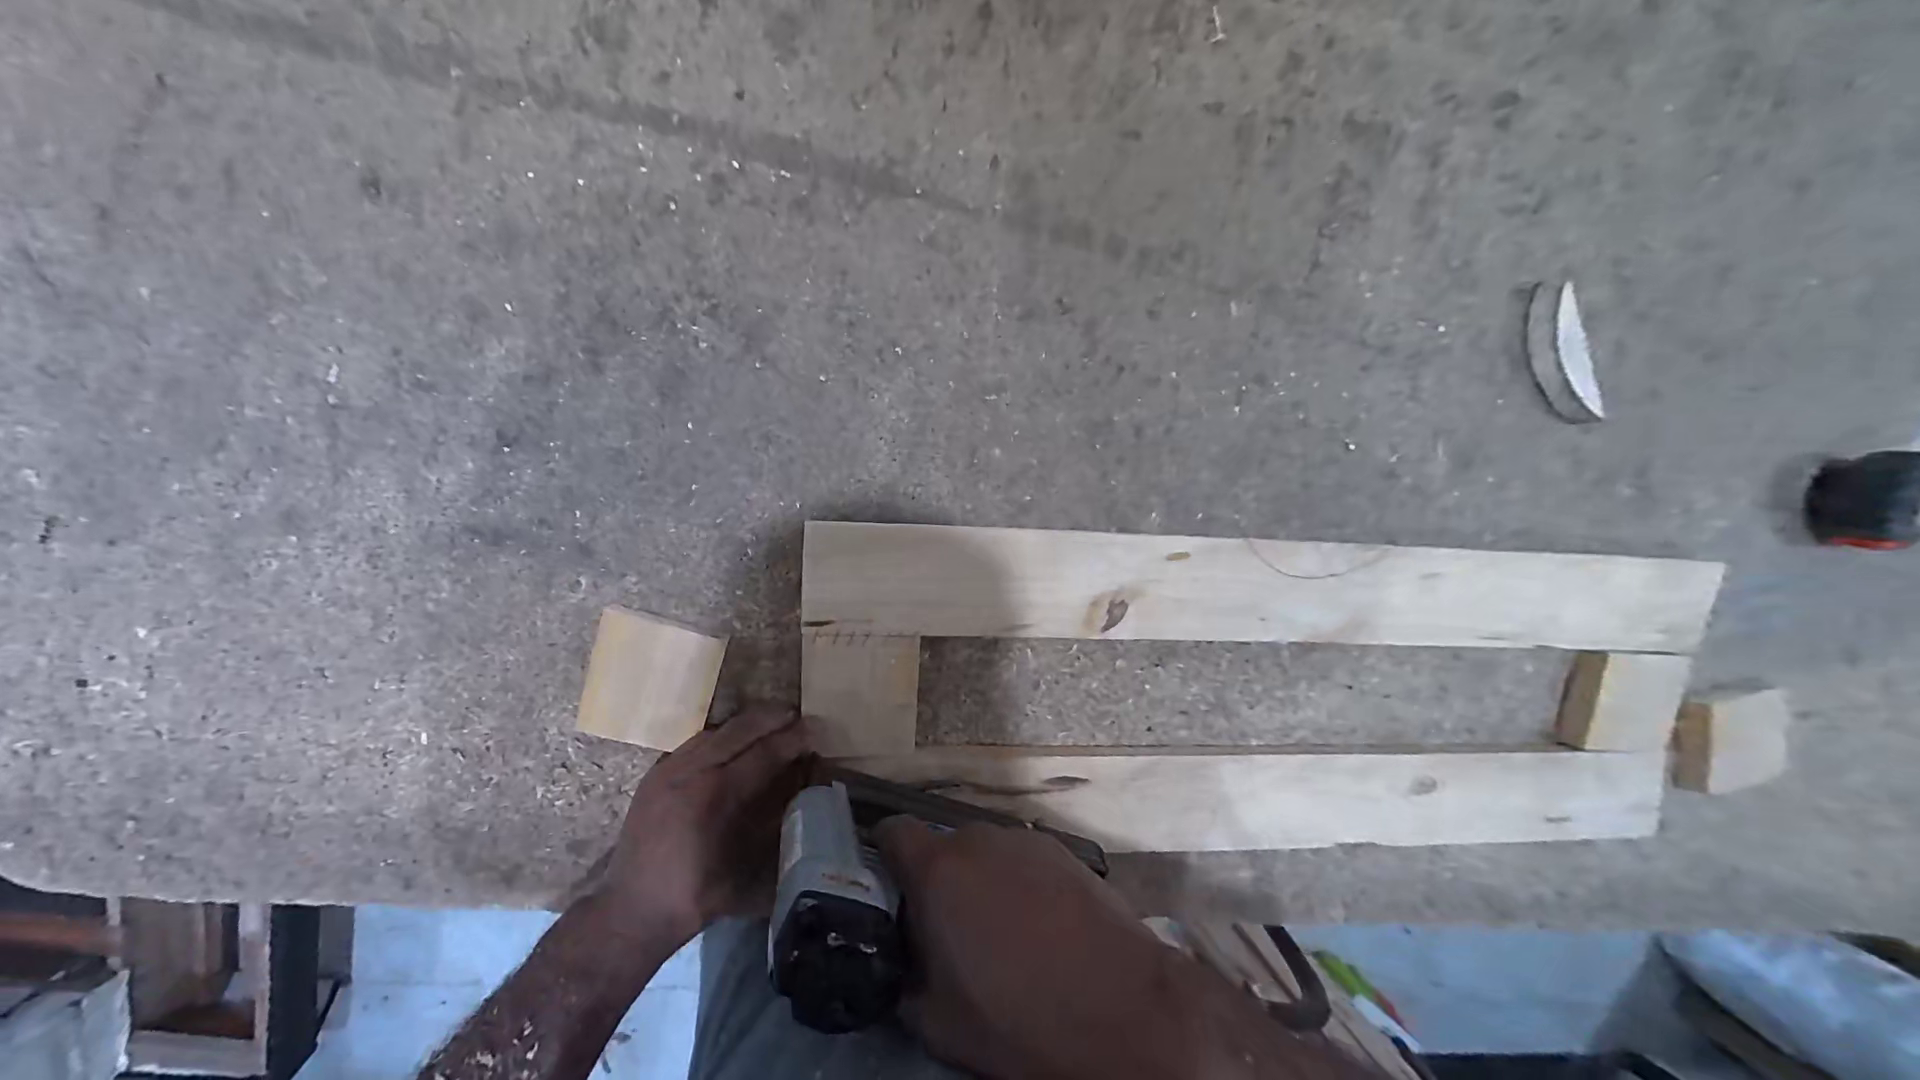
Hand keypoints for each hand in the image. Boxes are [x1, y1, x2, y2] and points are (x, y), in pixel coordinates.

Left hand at [600, 705, 810, 947]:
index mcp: (716, 794)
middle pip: (741, 729)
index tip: (816, 730)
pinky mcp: (656, 773)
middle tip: (799, 716)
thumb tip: (801, 786)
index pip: (764, 752)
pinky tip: (736, 743)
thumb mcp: (748, 865)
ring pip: (717, 730)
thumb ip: (774, 820)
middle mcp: (691, 771)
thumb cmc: (697, 894)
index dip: (793, 739)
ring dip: (748, 724)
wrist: (631, 910)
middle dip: (773, 718)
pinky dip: (723, 736)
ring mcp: (669, 769)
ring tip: (772, 723)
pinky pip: (696, 742)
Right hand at [875, 819, 1174, 1078]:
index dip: (886, 853)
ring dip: (984, 880)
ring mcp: (1025, 840)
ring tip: (1007, 930)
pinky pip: (1024, 859)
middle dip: (941, 880)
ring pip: (986, 854)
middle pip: (944, 847)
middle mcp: (977, 840)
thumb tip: (904, 959)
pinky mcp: (1064, 849)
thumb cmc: (1018, 1018)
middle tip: (954, 929)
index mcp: (938, 871)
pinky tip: (1045, 925)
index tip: (894, 885)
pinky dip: (1022, 882)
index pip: (893, 830)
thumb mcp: (937, 1021)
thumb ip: (905, 977)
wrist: (1122, 1010)